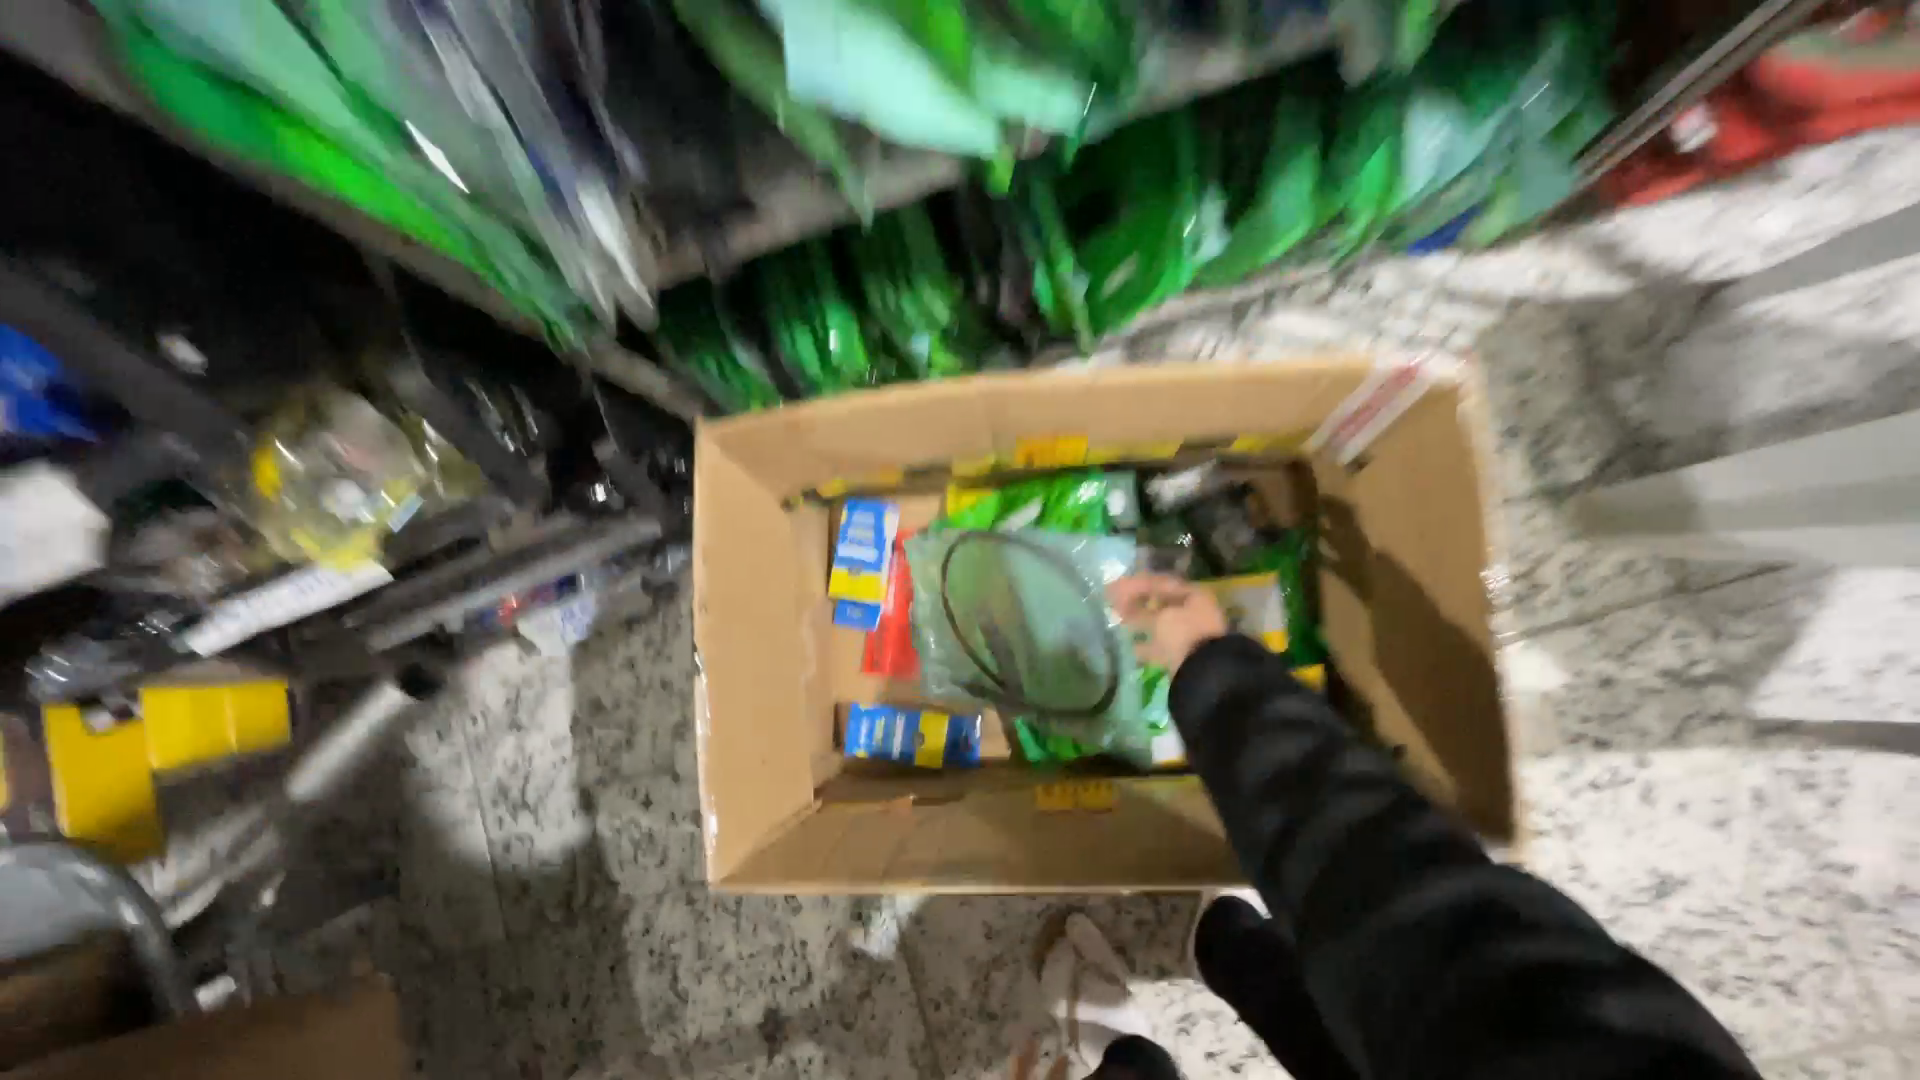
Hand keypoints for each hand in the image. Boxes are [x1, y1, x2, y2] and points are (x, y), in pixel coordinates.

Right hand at [1107, 573, 1227, 674]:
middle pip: (1161, 603)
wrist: (1204, 672)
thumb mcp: (1159, 619)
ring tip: (1119, 623)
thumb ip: (1138, 611)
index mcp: (1194, 595)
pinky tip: (1131, 646)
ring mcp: (1191, 633)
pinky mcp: (1184, 654)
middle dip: (1136, 603)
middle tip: (1114, 604)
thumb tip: (1121, 606)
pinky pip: (1162, 644)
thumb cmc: (1183, 635)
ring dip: (1140, 623)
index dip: (1135, 584)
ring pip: (1160, 623)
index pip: (1161, 583)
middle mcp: (1195, 611)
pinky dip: (1146, 644)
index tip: (1114, 588)